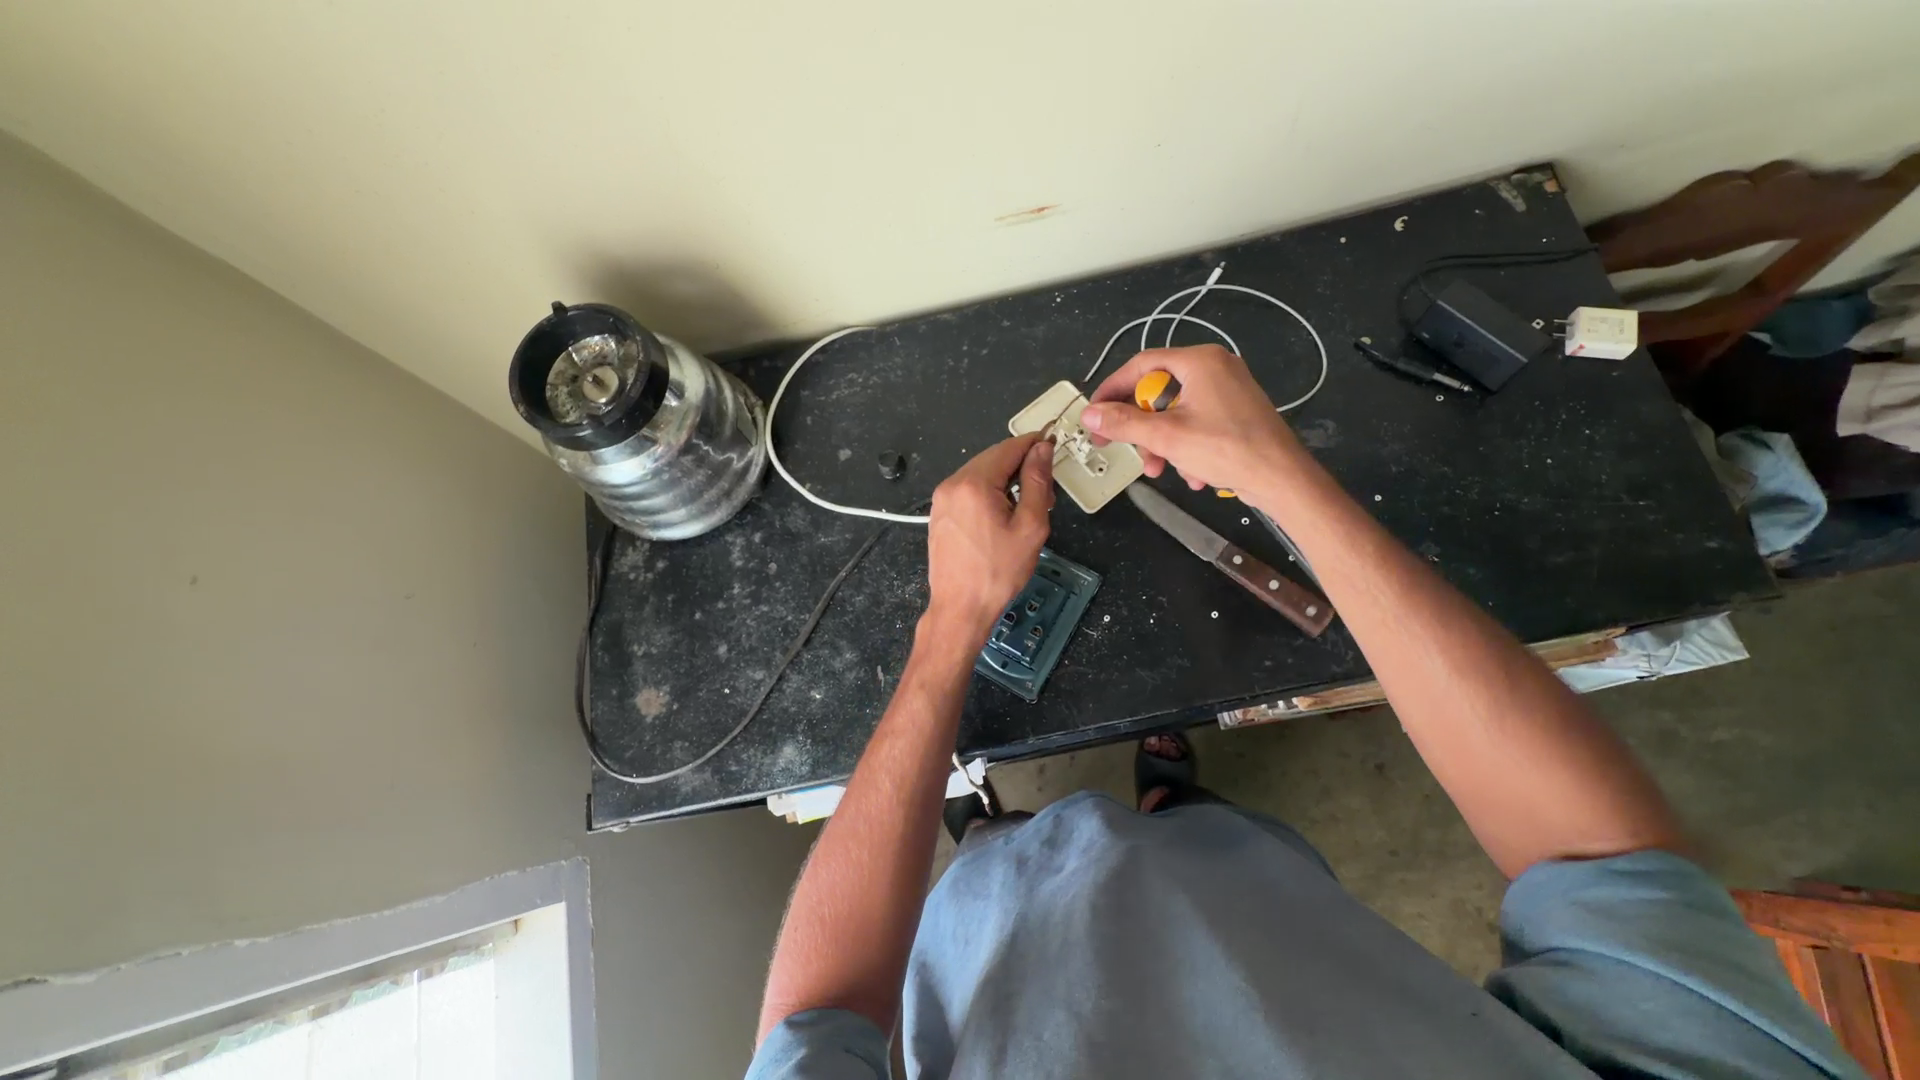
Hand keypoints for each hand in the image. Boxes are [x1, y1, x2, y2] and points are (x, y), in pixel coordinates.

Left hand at [925, 435, 1053, 638]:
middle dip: (1021, 466)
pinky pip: (968, 490)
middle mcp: (952, 484)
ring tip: (1027, 508)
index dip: (1035, 444)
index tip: (1055, 447)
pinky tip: (1003, 516)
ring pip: (981, 473)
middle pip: (993, 457)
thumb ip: (1037, 482)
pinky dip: (989, 493)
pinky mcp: (939, 513)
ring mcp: (942, 499)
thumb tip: (1042, 450)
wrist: (960, 608)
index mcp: (974, 483)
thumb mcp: (1030, 527)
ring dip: (1006, 480)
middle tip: (1046, 491)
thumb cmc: (997, 572)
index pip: (1009, 447)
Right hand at [1081, 345, 1301, 494]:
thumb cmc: (1224, 448)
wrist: (1282, 478)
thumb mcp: (1166, 437)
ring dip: (1163, 444)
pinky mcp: (1237, 413)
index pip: (1141, 365)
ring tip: (1161, 471)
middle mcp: (1215, 367)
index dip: (1112, 389)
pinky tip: (1193, 475)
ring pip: (1176, 413)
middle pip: (1158, 392)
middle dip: (1141, 428)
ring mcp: (1229, 390)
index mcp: (1199, 361)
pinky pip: (1198, 424)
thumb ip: (1123, 423)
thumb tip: (1088, 414)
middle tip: (1124, 449)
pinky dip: (1187, 448)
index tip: (1094, 414)